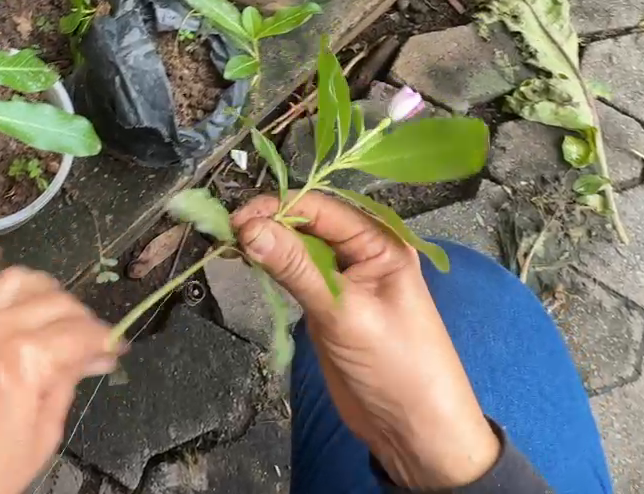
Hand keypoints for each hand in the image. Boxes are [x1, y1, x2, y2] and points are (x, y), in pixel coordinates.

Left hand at [0, 249, 121, 493]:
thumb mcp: (42, 437)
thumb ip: (67, 383)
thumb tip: (94, 355)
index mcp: (26, 359)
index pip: (80, 333)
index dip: (105, 339)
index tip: (116, 347)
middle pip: (54, 302)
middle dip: (81, 318)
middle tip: (91, 339)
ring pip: (14, 281)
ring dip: (42, 288)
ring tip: (55, 306)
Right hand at [232, 193, 498, 489]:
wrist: (416, 437)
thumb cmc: (397, 369)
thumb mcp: (344, 313)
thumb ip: (295, 268)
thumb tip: (248, 228)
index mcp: (379, 240)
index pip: (318, 206)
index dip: (275, 208)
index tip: (236, 221)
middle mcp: (361, 249)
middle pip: (304, 221)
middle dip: (266, 223)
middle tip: (227, 235)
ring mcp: (342, 273)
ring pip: (296, 243)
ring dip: (265, 242)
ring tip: (231, 246)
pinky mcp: (326, 298)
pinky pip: (294, 268)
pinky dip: (271, 264)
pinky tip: (248, 262)